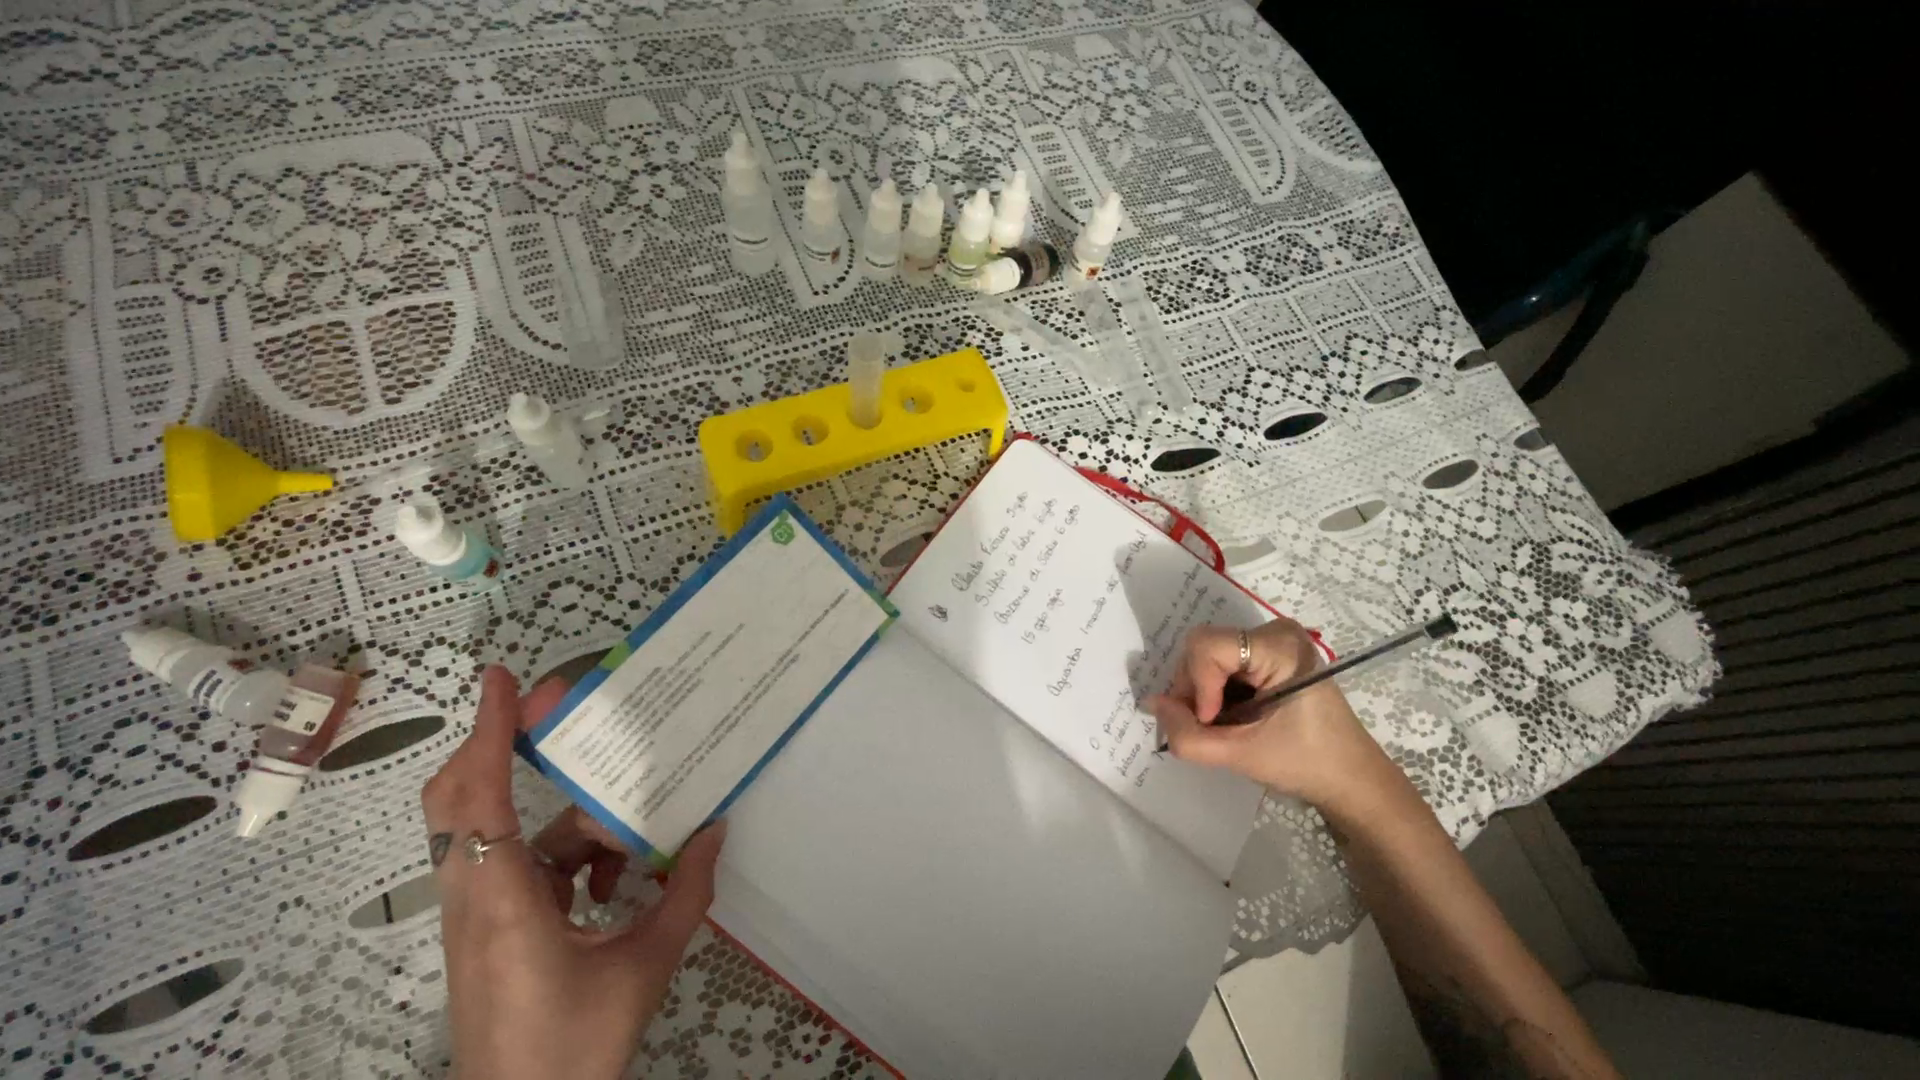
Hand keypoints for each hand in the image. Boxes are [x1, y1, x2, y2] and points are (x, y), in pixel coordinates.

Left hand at [423, 666, 724, 1079]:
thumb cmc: (574, 1044)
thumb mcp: (645, 966)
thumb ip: (686, 894)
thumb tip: (717, 829)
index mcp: (501, 902)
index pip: (478, 799)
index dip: (489, 733)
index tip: (505, 680)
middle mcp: (474, 897)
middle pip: (461, 798)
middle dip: (501, 743)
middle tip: (554, 709)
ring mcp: (474, 913)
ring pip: (499, 833)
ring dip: (564, 824)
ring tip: (623, 846)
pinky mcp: (485, 928)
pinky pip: (519, 866)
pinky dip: (565, 858)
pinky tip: (611, 886)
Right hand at [1146, 618, 1397, 815]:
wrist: (1352, 779)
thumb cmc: (1307, 764)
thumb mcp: (1242, 756)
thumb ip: (1188, 735)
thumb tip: (1153, 706)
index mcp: (1279, 646)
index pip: (1205, 647)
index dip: (1197, 687)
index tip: (1212, 723)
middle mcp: (1274, 632)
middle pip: (1203, 648)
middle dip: (1195, 690)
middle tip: (1208, 728)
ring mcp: (1272, 641)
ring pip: (1207, 656)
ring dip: (1202, 694)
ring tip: (1221, 726)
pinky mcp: (1268, 655)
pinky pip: (1221, 663)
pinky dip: (1214, 692)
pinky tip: (1229, 717)